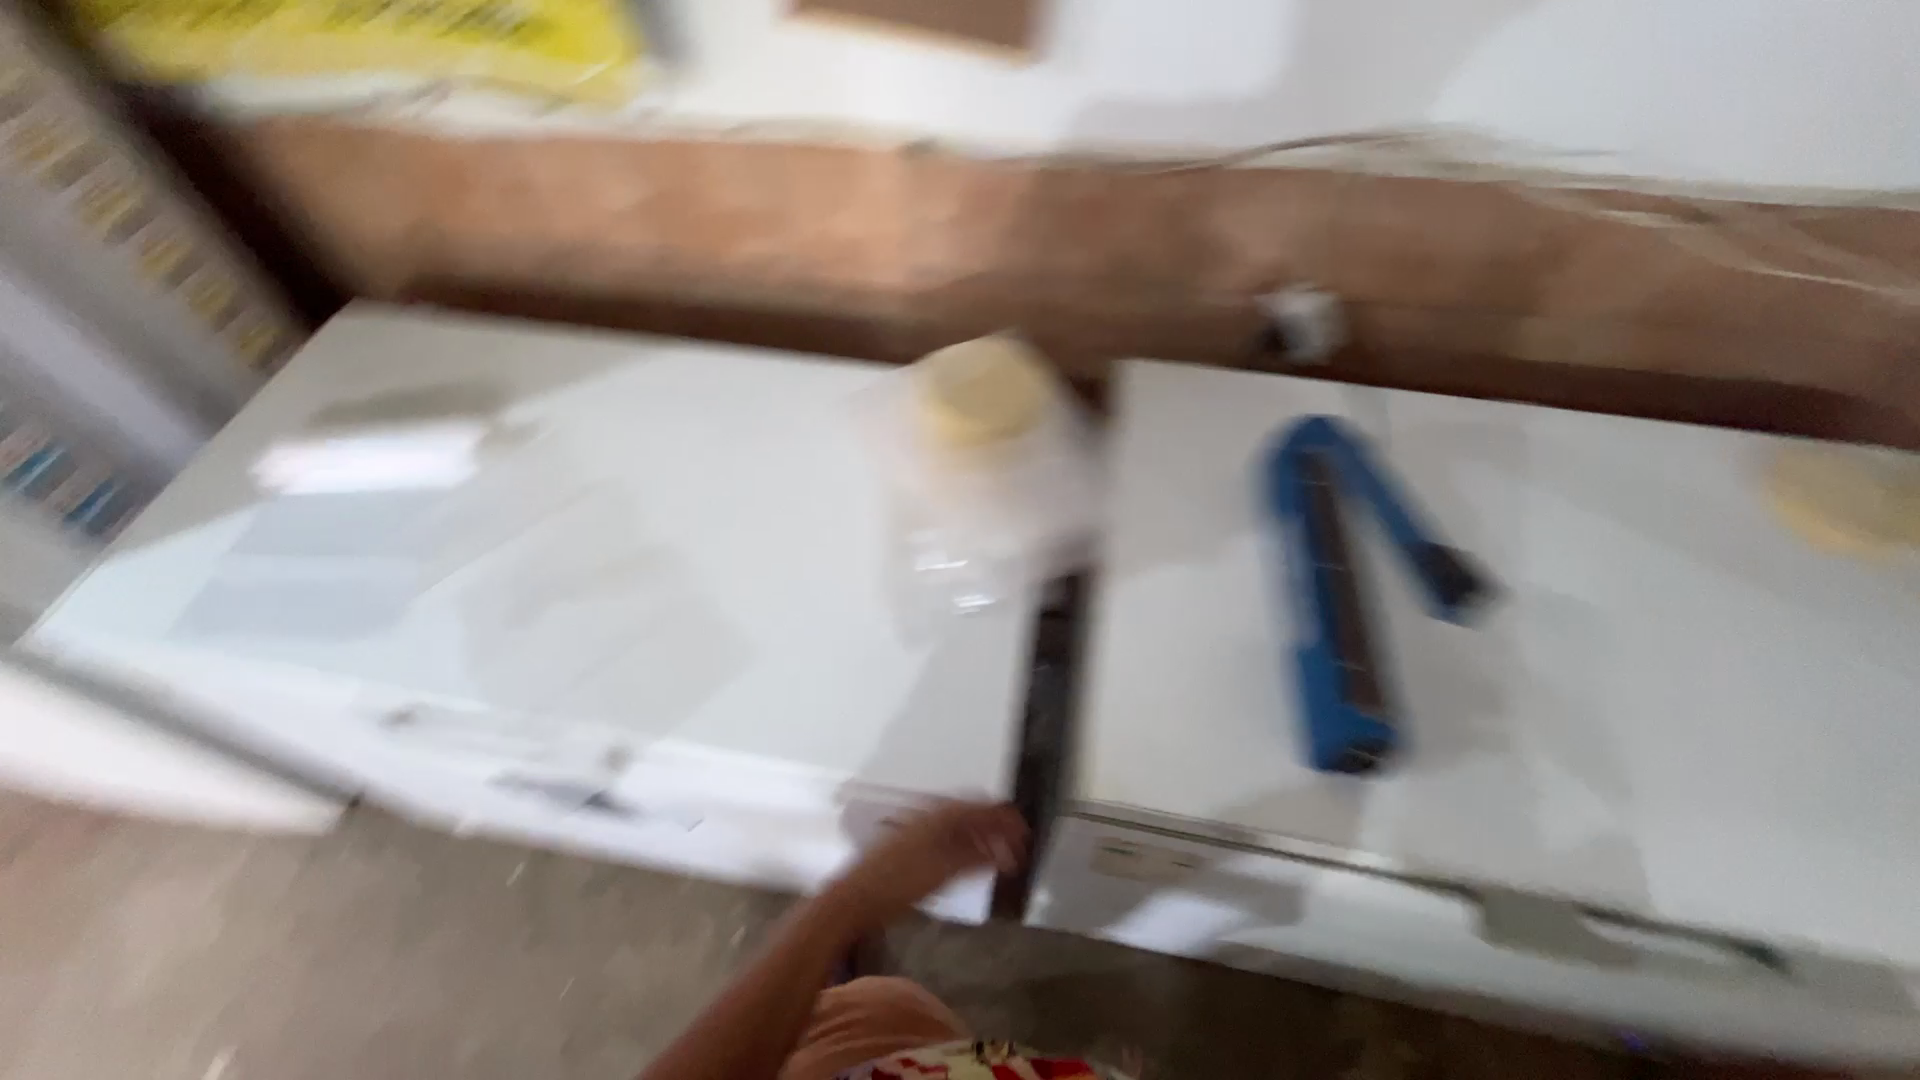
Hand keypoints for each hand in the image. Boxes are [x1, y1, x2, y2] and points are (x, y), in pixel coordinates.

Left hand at [827, 801, 1028, 928]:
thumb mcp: (944, 870)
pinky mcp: (911, 847)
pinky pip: (948, 837)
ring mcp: (918, 830)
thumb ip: (976, 857)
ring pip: (960, 826)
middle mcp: (929, 816)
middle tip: (1017, 845)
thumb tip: (1006, 850)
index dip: (1004, 818)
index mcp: (939, 815)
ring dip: (982, 837)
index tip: (1025, 831)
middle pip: (971, 814)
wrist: (856, 897)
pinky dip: (967, 845)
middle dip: (996, 827)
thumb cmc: (899, 883)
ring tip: (1001, 855)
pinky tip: (972, 862)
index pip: (980, 806)